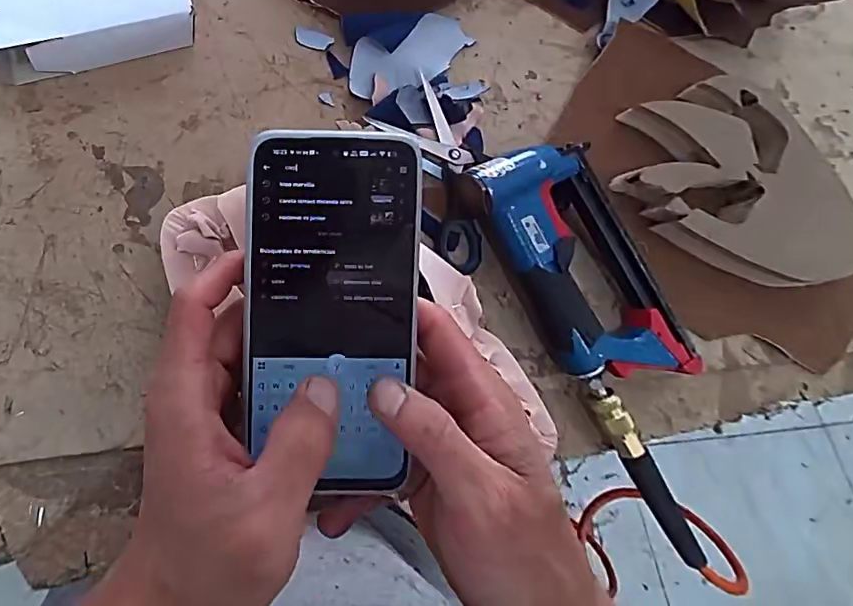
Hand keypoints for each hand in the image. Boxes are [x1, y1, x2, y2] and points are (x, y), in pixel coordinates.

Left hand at [90, 250, 336, 605]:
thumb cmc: (203, 570)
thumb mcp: (264, 512)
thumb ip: (299, 444)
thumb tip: (325, 384)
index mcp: (184, 400)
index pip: (194, 310)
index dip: (222, 271)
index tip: (263, 252)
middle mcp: (193, 395)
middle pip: (234, 325)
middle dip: (277, 307)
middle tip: (326, 295)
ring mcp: (209, 412)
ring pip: (251, 354)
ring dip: (288, 345)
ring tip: (335, 334)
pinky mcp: (226, 429)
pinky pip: (259, 383)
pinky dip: (288, 375)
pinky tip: (324, 383)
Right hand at [324, 299, 605, 604]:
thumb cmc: (528, 555)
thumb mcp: (481, 490)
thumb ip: (436, 435)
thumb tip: (388, 389)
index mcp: (483, 401)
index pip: (445, 335)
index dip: (409, 310)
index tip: (367, 297)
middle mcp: (459, 414)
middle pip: (406, 370)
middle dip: (367, 368)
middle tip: (325, 374)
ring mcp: (440, 444)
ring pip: (388, 413)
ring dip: (356, 427)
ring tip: (323, 438)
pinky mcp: (424, 475)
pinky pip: (384, 458)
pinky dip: (361, 475)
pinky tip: (341, 496)